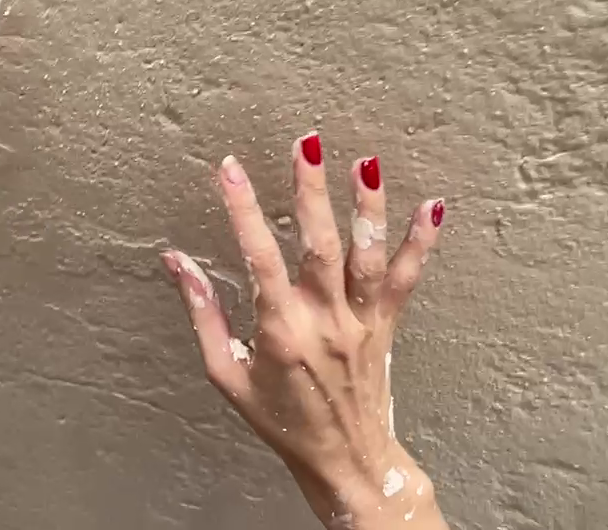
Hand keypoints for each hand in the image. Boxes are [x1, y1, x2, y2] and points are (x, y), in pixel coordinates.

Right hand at [162, 134, 447, 529]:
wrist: (348, 465)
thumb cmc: (280, 420)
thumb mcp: (225, 373)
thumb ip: (202, 312)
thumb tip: (175, 261)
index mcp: (282, 330)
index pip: (259, 257)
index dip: (242, 209)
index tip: (229, 169)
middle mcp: (326, 320)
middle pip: (320, 245)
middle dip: (311, 190)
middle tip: (306, 143)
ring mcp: (362, 321)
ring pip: (368, 257)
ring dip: (367, 207)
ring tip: (364, 162)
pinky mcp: (387, 325)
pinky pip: (409, 280)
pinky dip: (422, 243)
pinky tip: (432, 207)